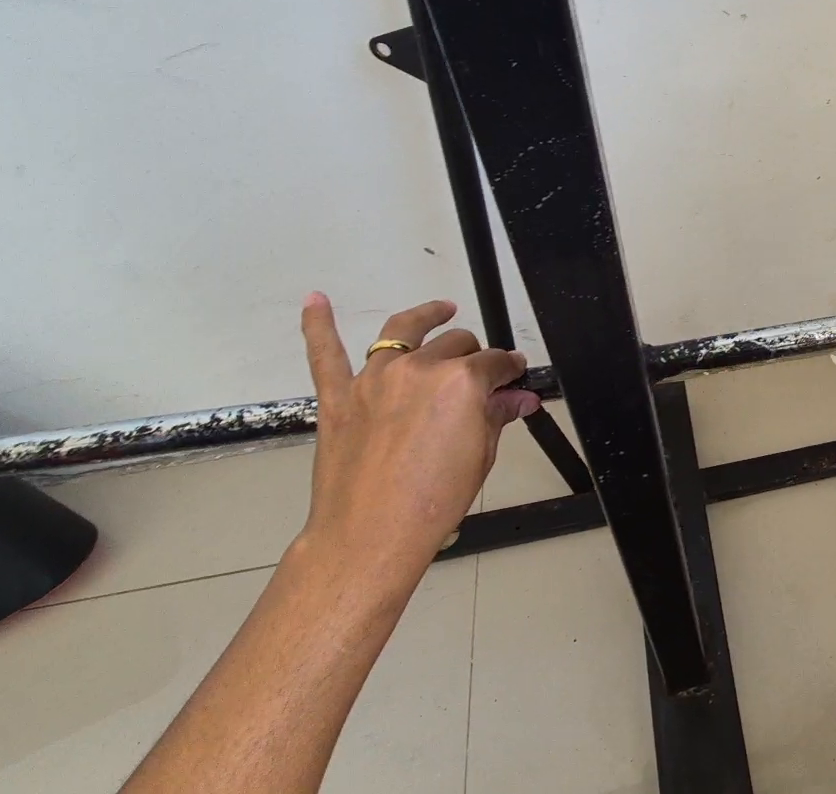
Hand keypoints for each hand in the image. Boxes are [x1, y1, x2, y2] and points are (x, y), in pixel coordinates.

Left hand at [294, 294, 542, 582]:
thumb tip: (519, 399)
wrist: (371, 534)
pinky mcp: (339, 396)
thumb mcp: (480, 455)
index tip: (514, 375)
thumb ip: (497, 416)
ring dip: (426, 318)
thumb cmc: (437, 499)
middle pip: (456, 343)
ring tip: (441, 311)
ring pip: (404, 330)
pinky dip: (318, 325)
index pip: (495, 362)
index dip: (509, 368)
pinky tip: (315, 300)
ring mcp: (374, 378)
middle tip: (483, 372)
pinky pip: (325, 354)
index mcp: (462, 382)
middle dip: (475, 354)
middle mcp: (420, 368)